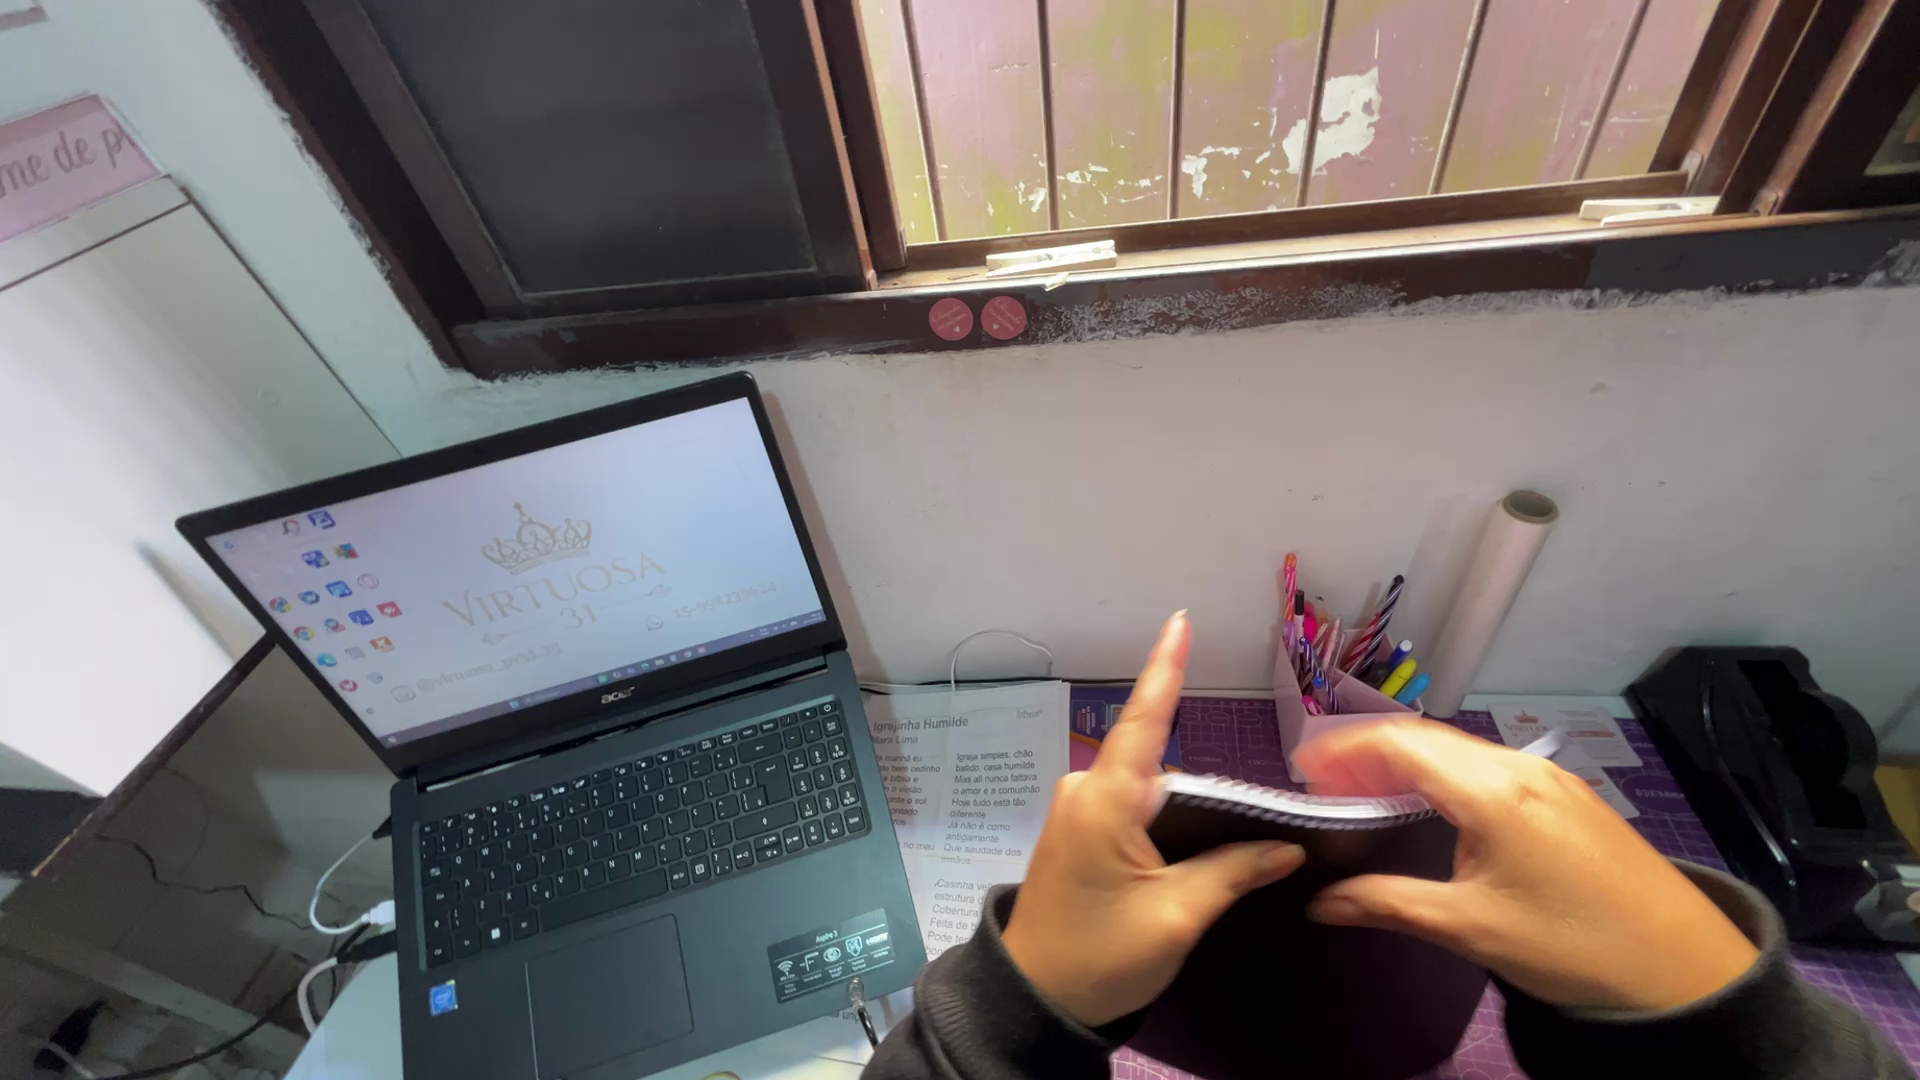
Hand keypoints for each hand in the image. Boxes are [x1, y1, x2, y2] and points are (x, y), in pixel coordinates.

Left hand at [1001, 611, 1305, 1026]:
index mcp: (1105, 798)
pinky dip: (1159, 821)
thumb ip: (1231, 872)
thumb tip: (1284, 847)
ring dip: (1180, 812)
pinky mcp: (1077, 826)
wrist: (1036, 996)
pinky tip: (1182, 854)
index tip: (1179, 621)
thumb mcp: (1176, 916)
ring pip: (1145, 790)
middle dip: (1202, 791)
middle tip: (1247, 836)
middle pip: (1157, 764)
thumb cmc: (1102, 955)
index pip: (1144, 720)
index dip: (1164, 668)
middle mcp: (1086, 788)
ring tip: (1208, 861)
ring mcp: (1077, 806)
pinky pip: (1127, 806)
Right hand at [1296, 719, 1757, 1009]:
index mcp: (1491, 791)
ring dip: (1402, 760)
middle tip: (1326, 784)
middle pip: (1421, 737)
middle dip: (1365, 752)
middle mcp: (1517, 767)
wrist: (1699, 981)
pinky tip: (1428, 802)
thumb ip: (1385, 903)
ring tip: (1367, 792)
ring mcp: (1546, 777)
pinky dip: (1439, 771)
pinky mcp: (1565, 795)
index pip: (1397, 743)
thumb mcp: (1471, 928)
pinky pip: (1483, 764)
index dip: (1343, 747)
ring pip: (1453, 748)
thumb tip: (1319, 904)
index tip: (1304, 768)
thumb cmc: (1577, 948)